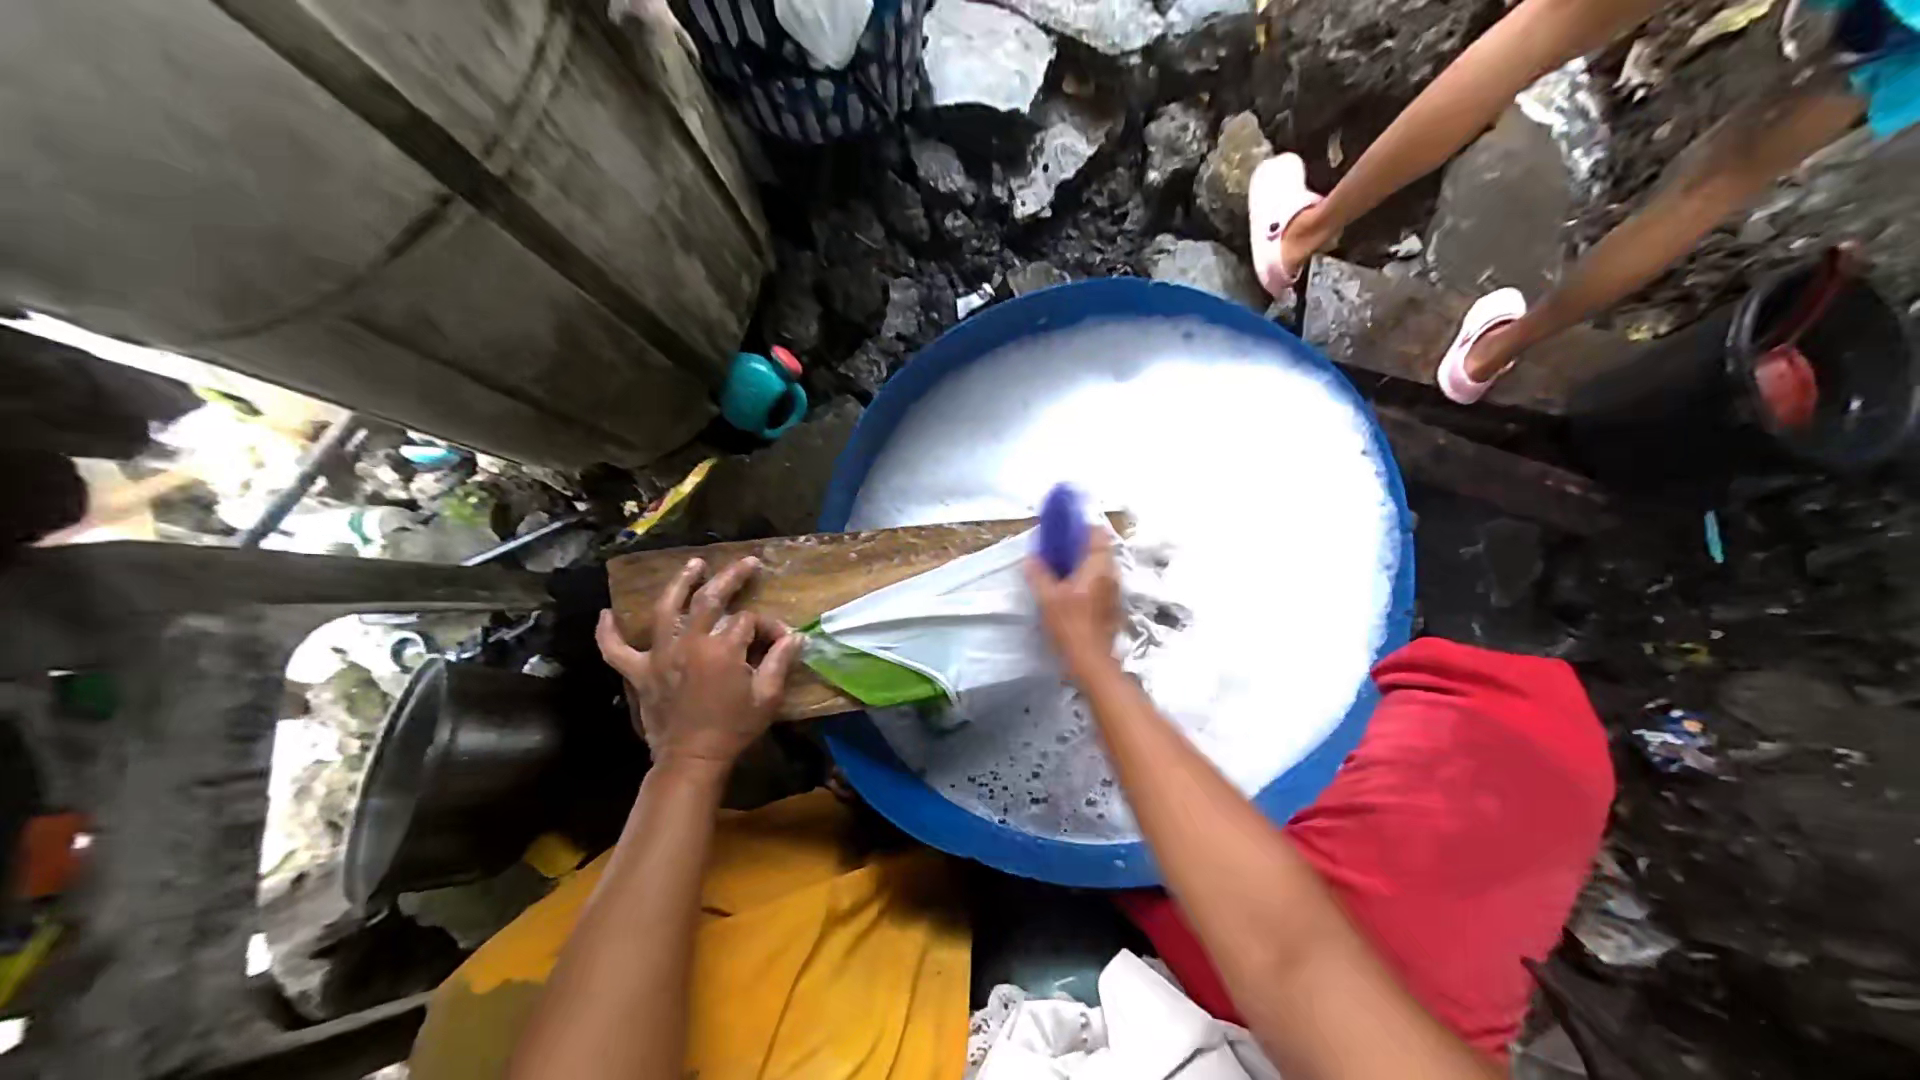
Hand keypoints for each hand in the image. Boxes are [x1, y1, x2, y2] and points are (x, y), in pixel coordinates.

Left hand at [595, 556, 802, 772]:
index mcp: (722, 649)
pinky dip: (608, 632)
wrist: (692, 759)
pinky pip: (616, 650)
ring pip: (665, 609)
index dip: (768, 626)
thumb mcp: (767, 697)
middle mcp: (689, 642)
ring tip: (693, 564)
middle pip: (710, 599)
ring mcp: (659, 655)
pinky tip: (606, 615)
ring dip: (680, 582)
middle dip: (732, 577)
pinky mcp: (639, 672)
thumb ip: (780, 662)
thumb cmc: (733, 729)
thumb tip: (796, 637)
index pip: (749, 621)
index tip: (780, 640)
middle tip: (747, 563)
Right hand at [1024, 531, 1122, 679]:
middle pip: (1100, 549)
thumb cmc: (1070, 625)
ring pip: (1102, 566)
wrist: (1091, 661)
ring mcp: (1116, 591)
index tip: (1062, 532)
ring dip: (1084, 564)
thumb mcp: (1047, 598)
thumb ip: (1039, 574)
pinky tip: (1071, 592)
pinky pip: (1102, 582)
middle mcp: (1112, 574)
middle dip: (1080, 547)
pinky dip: (1088, 580)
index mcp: (1099, 566)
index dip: (1081, 528)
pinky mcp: (1114, 605)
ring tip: (1061, 572)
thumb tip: (1032, 559)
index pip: (1097, 533)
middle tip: (1058, 553)